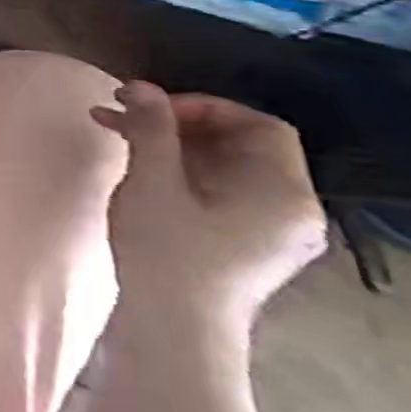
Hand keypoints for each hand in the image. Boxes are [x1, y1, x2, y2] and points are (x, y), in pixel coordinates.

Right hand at [93, 82, 327, 332]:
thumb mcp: (153, 181)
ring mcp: (273, 231)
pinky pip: (223, 191)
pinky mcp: (248, 245)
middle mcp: (292, 209)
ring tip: (118, 134)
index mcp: (284, 192)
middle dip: (179, 123)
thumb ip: (152, 129)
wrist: (176, 325)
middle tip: (124, 115)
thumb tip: (140, 86)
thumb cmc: (168, 248)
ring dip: (173, 144)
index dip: (204, 107)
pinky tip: (141, 168)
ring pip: (227, 167)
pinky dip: (183, 170)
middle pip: (243, 145)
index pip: (260, 126)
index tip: (150, 108)